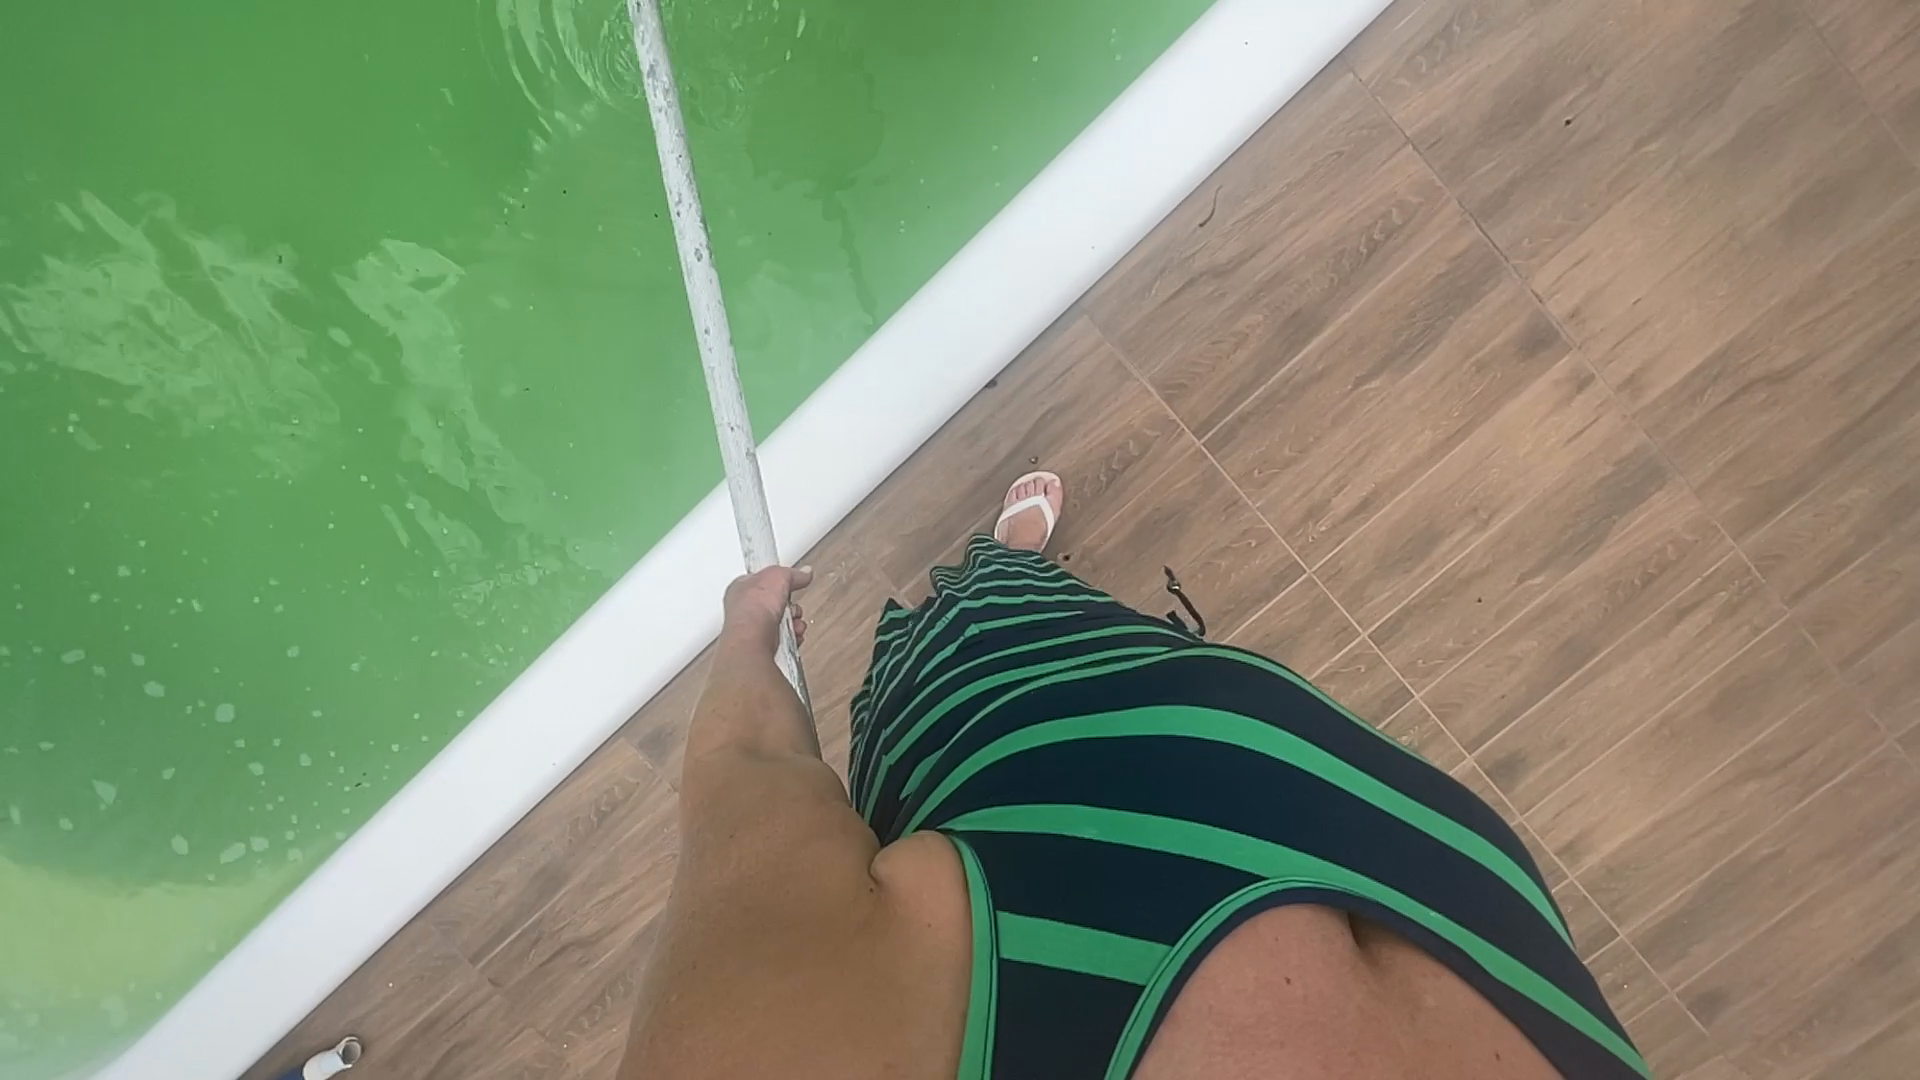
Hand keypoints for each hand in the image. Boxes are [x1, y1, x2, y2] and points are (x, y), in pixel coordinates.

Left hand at [720, 564, 810, 652]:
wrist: (754, 637)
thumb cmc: (754, 607)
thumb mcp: (779, 575)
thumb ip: (793, 573)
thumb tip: (804, 573)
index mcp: (741, 587)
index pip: (761, 581)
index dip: (778, 582)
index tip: (790, 582)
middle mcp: (744, 609)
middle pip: (774, 603)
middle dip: (790, 606)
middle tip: (793, 606)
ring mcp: (752, 629)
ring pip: (780, 623)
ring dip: (793, 622)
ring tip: (795, 621)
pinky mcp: (762, 646)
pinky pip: (783, 639)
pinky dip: (792, 637)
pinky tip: (794, 634)